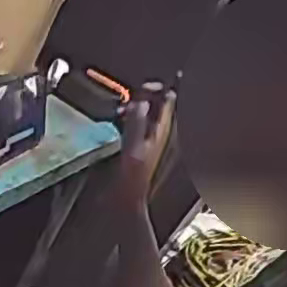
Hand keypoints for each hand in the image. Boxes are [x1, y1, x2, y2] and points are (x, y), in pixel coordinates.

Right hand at [115, 87, 175, 206]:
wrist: (128, 198)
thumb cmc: (133, 175)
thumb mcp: (134, 147)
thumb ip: (137, 123)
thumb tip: (139, 102)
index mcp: (162, 129)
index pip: (168, 97)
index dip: (156, 88)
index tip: (140, 90)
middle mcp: (158, 130)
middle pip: (156, 102)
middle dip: (141, 97)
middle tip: (126, 102)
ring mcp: (149, 137)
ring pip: (145, 112)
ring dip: (132, 108)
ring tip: (119, 112)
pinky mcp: (138, 145)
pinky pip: (136, 123)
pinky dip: (128, 119)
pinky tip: (118, 122)